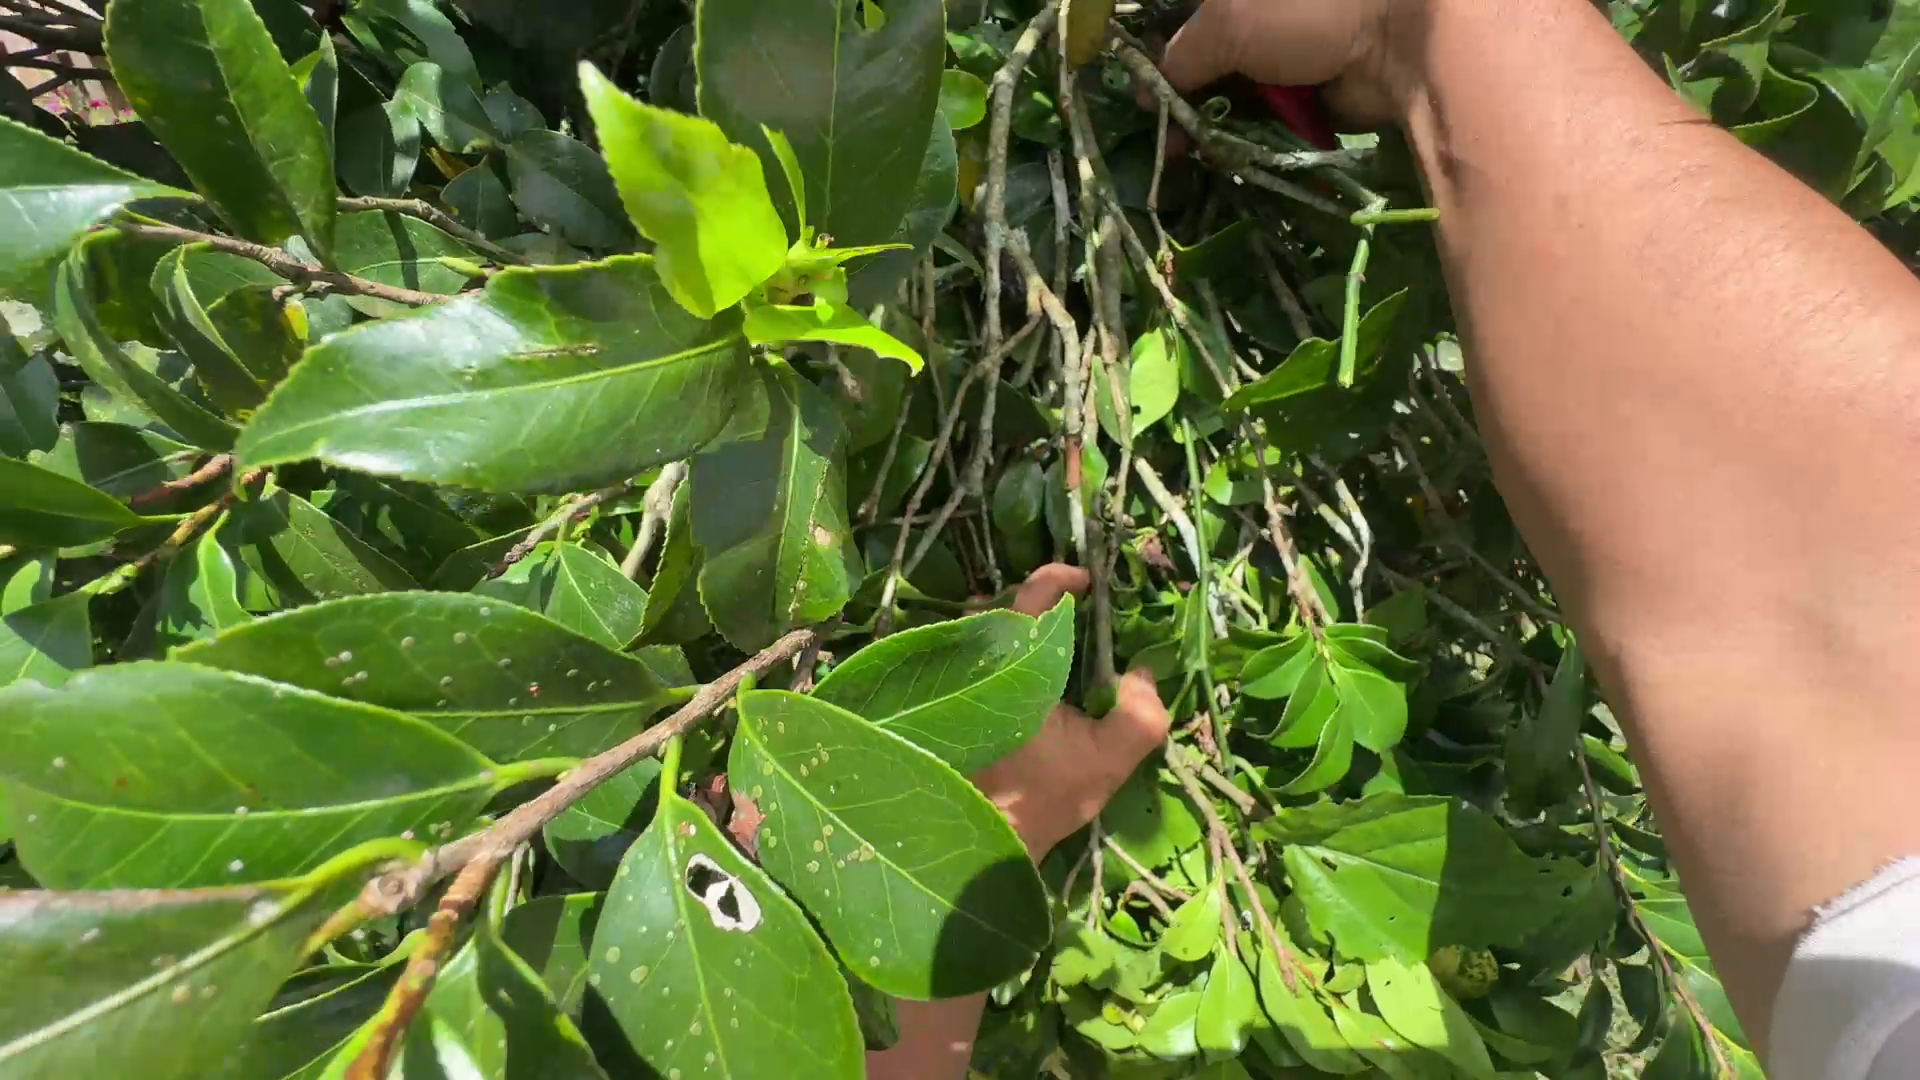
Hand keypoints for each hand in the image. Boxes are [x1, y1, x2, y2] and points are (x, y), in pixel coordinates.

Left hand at [970, 565, 1173, 859]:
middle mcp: (980, 656)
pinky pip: (973, 649)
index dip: (1063, 577)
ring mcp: (958, 673)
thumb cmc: (1042, 794)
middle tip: (1076, 615)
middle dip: (1042, 601)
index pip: (1034, 592)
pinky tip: (1022, 671)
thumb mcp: (1106, 761)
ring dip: (1018, 623)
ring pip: (986, 625)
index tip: (1089, 583)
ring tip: (1052, 641)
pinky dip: (998, 646)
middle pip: (1007, 603)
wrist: (980, 834)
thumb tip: (1143, 672)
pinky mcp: (951, 693)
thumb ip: (1140, 716)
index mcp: (1017, 660)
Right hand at [1157, 0, 1425, 126]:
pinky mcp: (1300, 85)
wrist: (1401, 40)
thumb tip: (1143, 92)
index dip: (1157, 43)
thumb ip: (1180, 55)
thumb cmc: (1312, 4)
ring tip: (1180, 147)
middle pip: (1201, 52)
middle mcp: (1261, 9)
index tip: (1137, 79)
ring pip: (1224, 87)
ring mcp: (1283, 47)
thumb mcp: (1228, 21)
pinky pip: (1252, 111)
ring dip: (1200, 119)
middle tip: (1158, 126)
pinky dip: (1232, 130)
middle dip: (1176, 91)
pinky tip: (1212, 148)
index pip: (1183, 12)